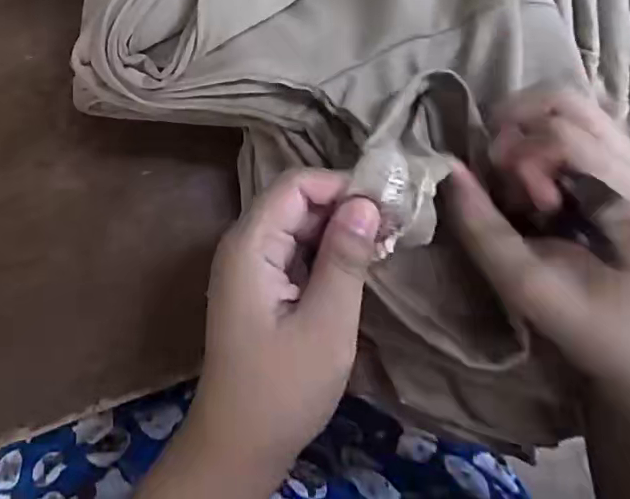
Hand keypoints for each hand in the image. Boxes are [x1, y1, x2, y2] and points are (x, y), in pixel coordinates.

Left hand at [185, 170, 381, 476]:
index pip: (295, 184)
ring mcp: (249, 263)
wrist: (237, 446)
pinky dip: (325, 250)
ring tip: (383, 245)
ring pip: (296, 222)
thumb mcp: (326, 326)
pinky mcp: (258, 283)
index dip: (340, 185)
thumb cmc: (282, 389)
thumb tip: (365, 202)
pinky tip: (357, 265)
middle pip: (295, 200)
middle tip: (392, 229)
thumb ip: (344, 260)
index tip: (385, 207)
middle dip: (343, 206)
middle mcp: (243, 242)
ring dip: (337, 229)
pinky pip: (293, 248)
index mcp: (250, 243)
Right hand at [445, 88, 629, 394]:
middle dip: (518, 126)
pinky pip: (570, 125)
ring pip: (567, 106)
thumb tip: (447, 167)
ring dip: (526, 133)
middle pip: (568, 102)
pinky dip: (536, 141)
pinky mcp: (621, 167)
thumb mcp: (529, 288)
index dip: (524, 156)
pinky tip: (535, 182)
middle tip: (501, 170)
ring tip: (521, 181)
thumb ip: (482, 227)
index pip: (569, 134)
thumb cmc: (594, 329)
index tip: (518, 201)